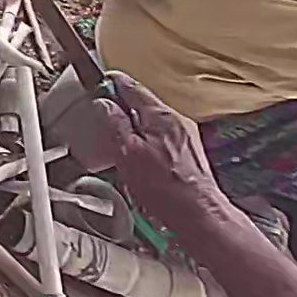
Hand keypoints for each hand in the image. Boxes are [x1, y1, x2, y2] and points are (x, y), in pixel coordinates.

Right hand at [90, 73, 248, 240]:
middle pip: (142, 104)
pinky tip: (140, 161)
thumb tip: (104, 104)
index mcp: (160, 115)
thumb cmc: (164, 188)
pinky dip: (146, 142)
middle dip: (121, 109)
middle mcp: (176, 120)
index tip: (100, 83)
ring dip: (134, 127)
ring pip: (151, 122)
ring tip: (120, 145)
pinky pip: (161, 137)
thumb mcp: (127, 153)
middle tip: (104, 119)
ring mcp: (184, 136)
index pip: (132, 87)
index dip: (112, 83)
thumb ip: (115, 124)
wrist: (196, 213)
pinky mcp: (187, 152)